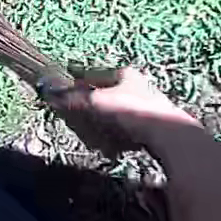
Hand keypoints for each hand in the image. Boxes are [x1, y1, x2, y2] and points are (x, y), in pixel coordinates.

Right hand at [43, 66, 201, 154]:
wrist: (170, 135)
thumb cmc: (131, 110)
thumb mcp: (96, 101)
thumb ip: (73, 97)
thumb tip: (50, 93)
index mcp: (123, 74)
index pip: (92, 74)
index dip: (75, 82)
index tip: (61, 92)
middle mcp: (136, 85)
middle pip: (103, 94)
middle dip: (89, 109)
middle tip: (78, 119)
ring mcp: (146, 104)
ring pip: (114, 113)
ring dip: (102, 126)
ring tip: (95, 137)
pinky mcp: (153, 124)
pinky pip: (126, 128)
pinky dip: (116, 136)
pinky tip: (112, 146)